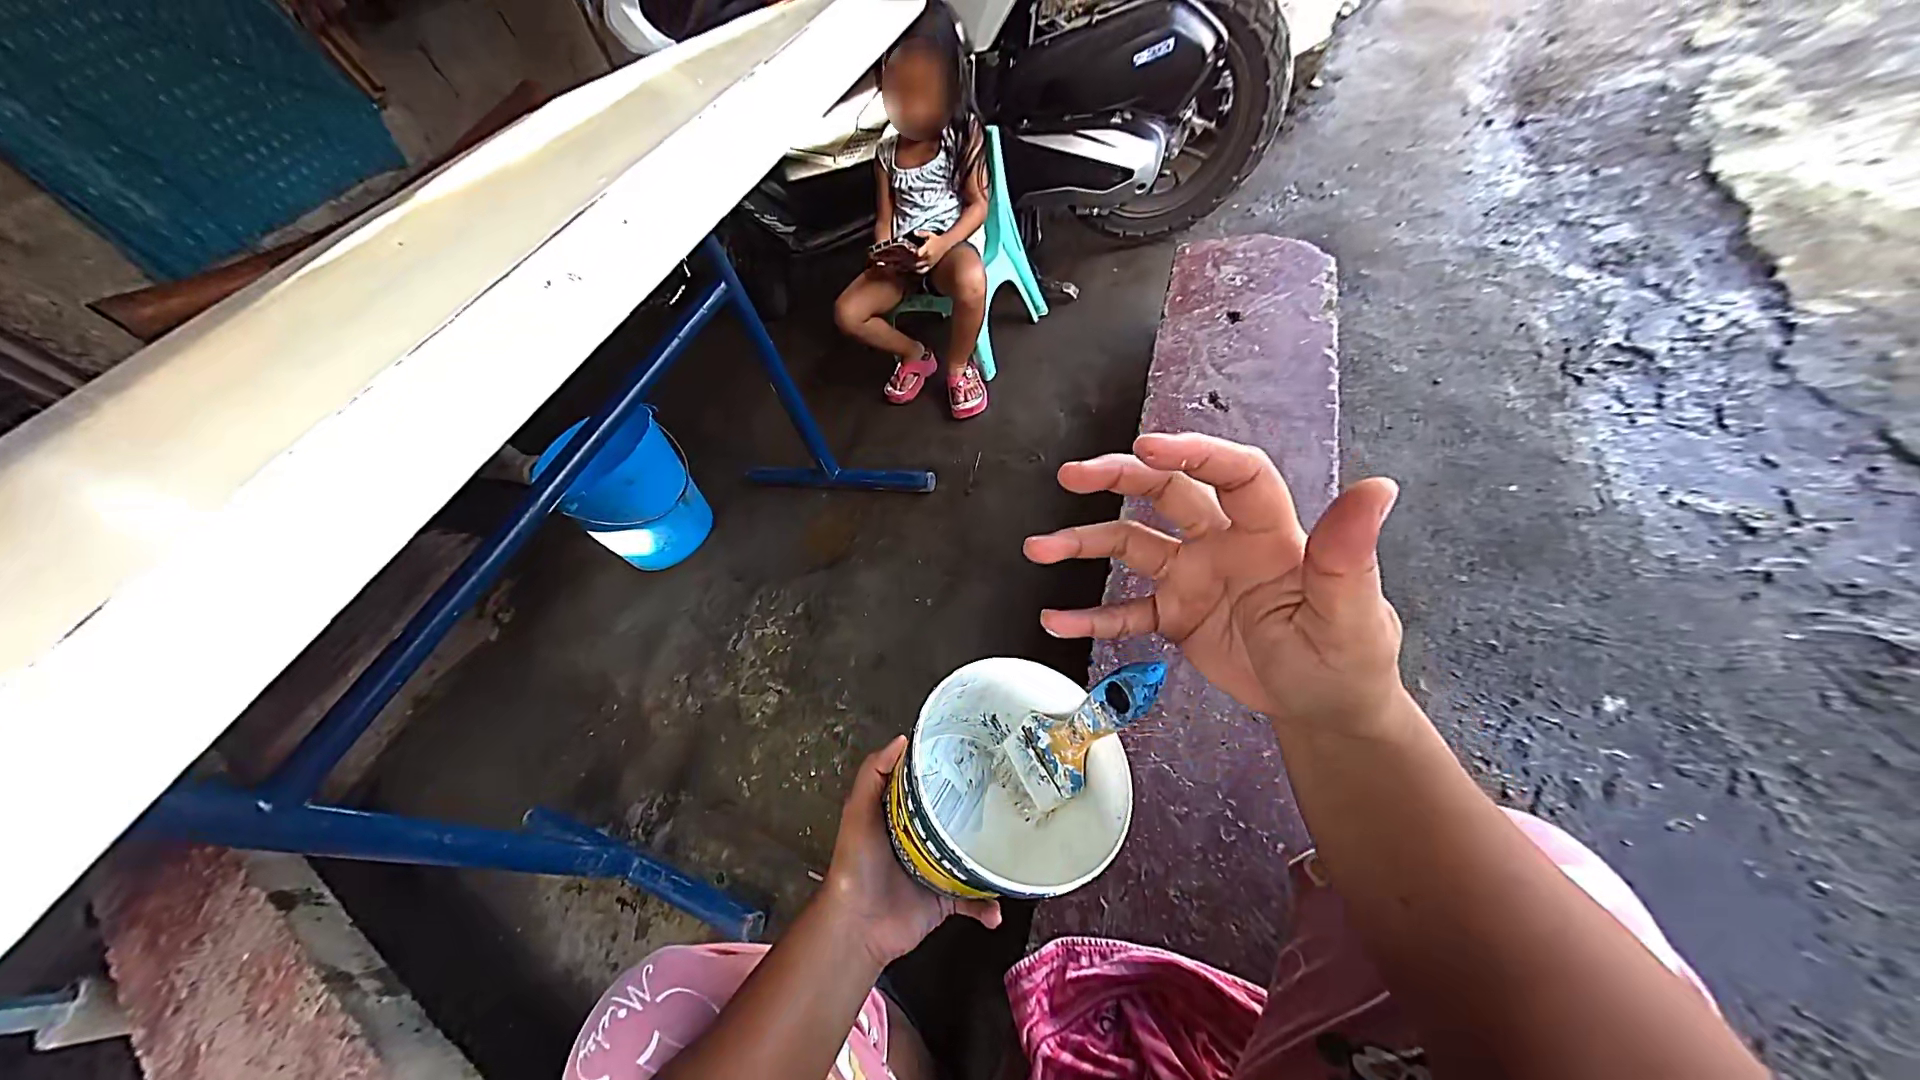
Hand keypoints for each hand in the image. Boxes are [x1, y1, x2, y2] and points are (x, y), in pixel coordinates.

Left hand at [818, 737, 1000, 968]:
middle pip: (959, 821)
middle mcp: (923, 840)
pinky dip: (988, 907)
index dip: (951, 773)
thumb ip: (874, 773)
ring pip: (973, 859)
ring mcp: (937, 870)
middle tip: (1006, 803)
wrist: (858, 924)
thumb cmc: (854, 865)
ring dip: (992, 860)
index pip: (932, 788)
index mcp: (904, 817)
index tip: (976, 758)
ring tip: (1011, 852)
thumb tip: (901, 740)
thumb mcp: (857, 810)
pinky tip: (995, 910)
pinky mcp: (945, 901)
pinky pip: (975, 901)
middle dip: (982, 816)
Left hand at [911, 232, 949, 273]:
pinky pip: (924, 270)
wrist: (946, 244)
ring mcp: (930, 262)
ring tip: (907, 266)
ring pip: (919, 267)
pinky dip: (918, 271)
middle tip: (904, 260)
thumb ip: (921, 233)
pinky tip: (915, 270)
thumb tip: (914, 232)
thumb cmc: (937, 239)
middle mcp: (928, 257)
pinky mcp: (932, 265)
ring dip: (913, 266)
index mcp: (927, 249)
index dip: (911, 254)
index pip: (917, 254)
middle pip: (917, 261)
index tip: (908, 252)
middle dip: (910, 261)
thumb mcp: (929, 234)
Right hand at [1023, 432, 1404, 734]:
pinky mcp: (1175, 614)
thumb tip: (1378, 489)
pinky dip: (1091, 616)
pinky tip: (1059, 619)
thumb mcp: (1350, 615)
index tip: (1148, 447)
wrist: (1320, 708)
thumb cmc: (1345, 660)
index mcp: (1268, 534)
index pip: (1233, 473)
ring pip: (1131, 545)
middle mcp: (1222, 544)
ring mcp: (1193, 578)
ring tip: (1040, 547)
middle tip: (1073, 475)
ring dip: (1085, 543)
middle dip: (1118, 477)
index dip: (1193, 452)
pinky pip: (1125, 610)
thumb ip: (1347, 556)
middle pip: (1165, 493)